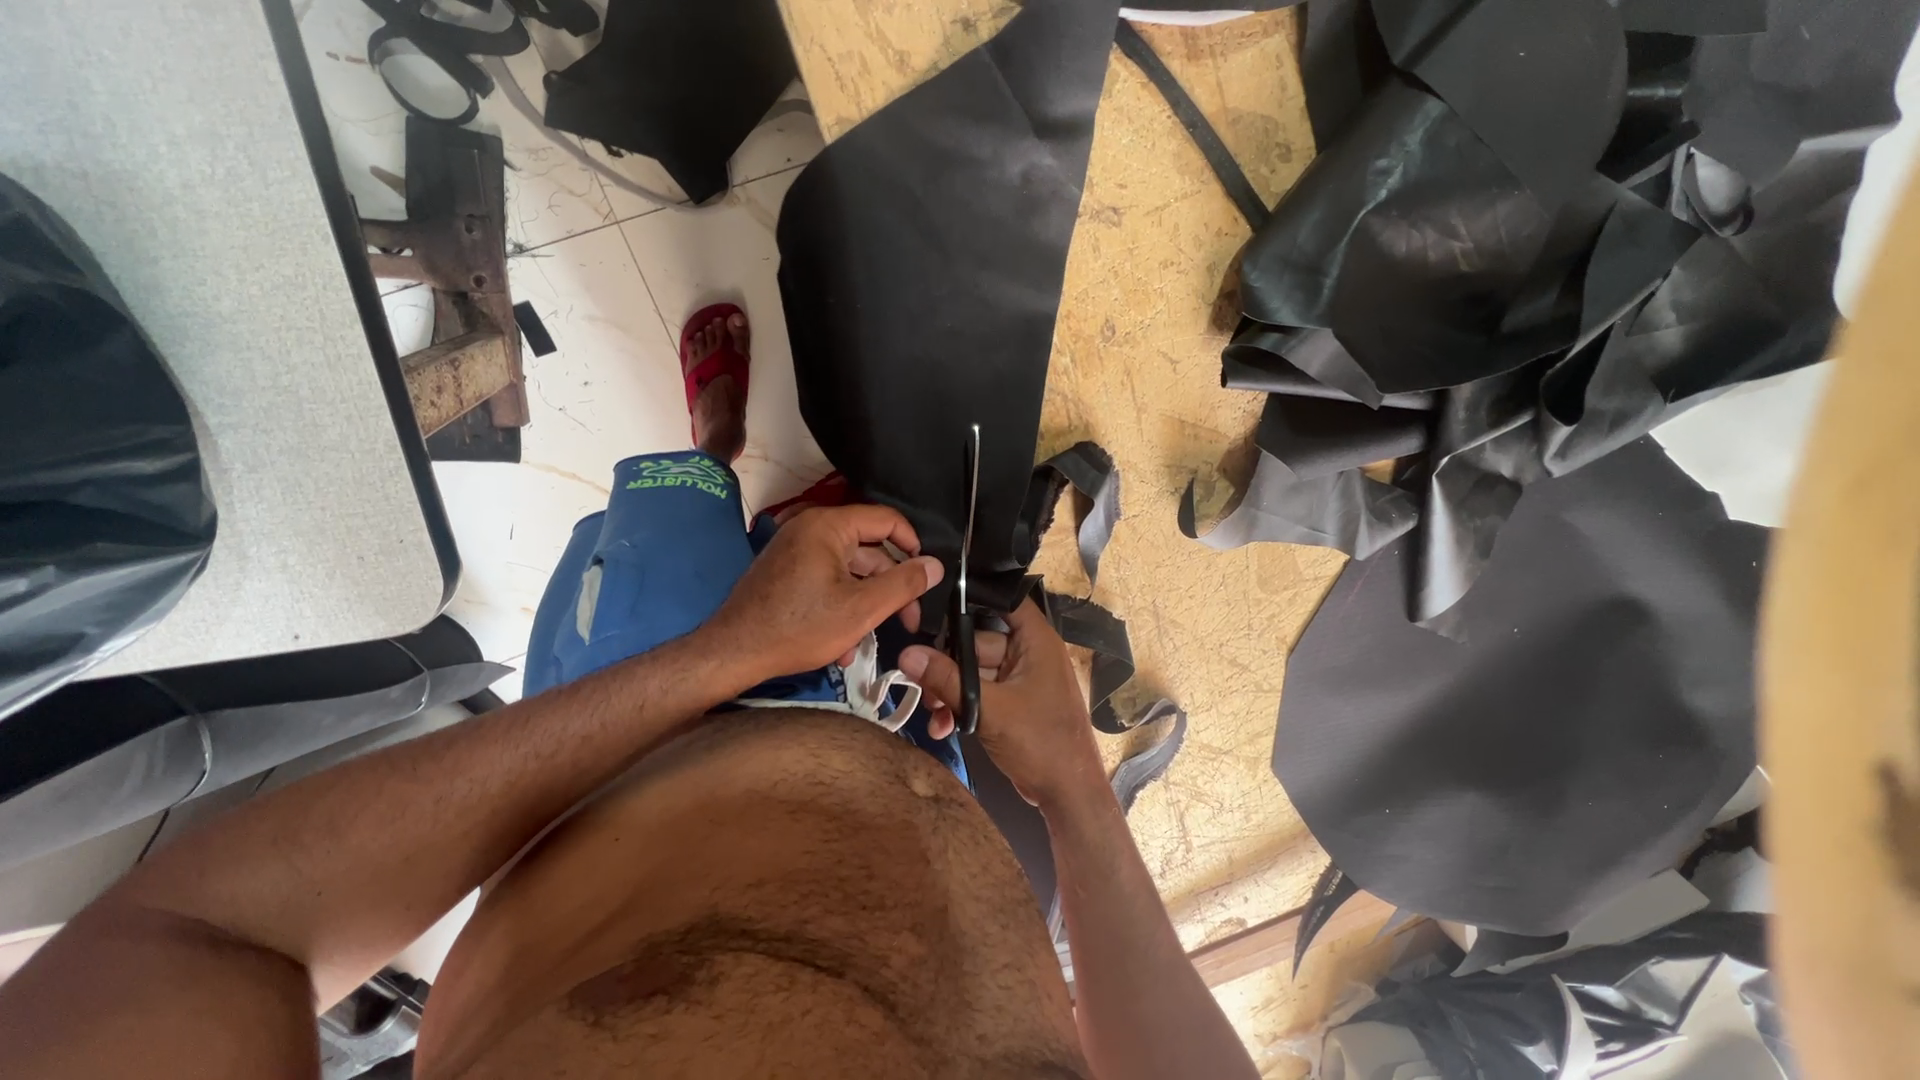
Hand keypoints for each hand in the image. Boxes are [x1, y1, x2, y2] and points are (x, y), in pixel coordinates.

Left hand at [702, 505, 942, 686]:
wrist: (733, 653)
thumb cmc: (799, 627)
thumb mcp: (861, 609)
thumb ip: (904, 584)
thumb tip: (936, 565)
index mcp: (829, 526)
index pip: (887, 520)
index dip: (914, 546)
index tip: (927, 578)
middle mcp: (810, 530)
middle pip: (869, 551)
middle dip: (890, 588)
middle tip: (909, 622)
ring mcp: (795, 552)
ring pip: (848, 573)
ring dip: (865, 607)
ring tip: (869, 643)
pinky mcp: (785, 575)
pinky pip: (826, 584)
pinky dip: (840, 608)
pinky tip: (842, 645)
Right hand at [899, 599, 1104, 808]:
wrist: (1067, 795)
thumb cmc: (1041, 742)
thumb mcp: (989, 709)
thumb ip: (947, 680)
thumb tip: (906, 654)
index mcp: (1035, 641)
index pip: (1002, 599)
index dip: (970, 596)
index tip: (931, 604)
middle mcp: (1028, 653)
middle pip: (976, 640)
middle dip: (947, 664)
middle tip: (919, 680)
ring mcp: (1019, 680)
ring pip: (973, 671)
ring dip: (950, 691)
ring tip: (931, 711)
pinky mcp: (1011, 705)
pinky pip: (979, 694)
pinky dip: (961, 708)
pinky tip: (942, 727)